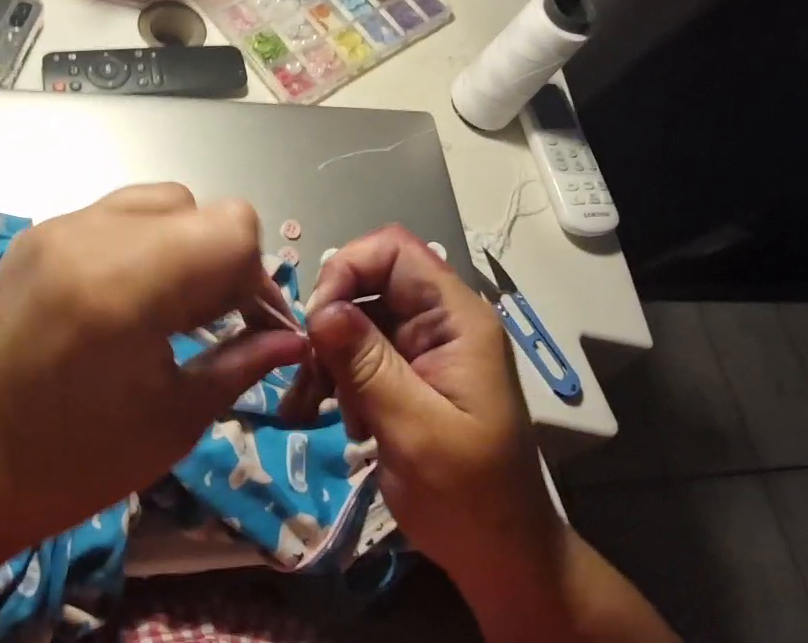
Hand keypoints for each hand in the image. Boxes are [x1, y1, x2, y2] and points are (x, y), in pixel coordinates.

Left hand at [0, 184, 307, 552]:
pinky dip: (142, 243)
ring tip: (169, 306)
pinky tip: (128, 299)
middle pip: (199, 208)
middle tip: (211, 321)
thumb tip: (294, 338)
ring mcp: (57, 229)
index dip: (256, 275)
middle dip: (222, 259)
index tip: (250, 325)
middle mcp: (90, 235)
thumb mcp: (175, 420)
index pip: (232, 226)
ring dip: (183, 243)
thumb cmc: (73, 464)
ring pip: (158, 201)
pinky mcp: (35, 236)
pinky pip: (115, 214)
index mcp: (125, 284)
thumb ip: (242, 363)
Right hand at [279, 226, 562, 584]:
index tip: (316, 321)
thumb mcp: (416, 430)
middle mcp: (440, 322)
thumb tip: (320, 308)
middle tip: (306, 372)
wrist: (501, 557)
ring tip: (306, 405)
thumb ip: (369, 365)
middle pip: (369, 283)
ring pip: (357, 320)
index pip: (395, 251)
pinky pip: (359, 356)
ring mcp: (424, 349)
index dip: (348, 268)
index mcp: (458, 319)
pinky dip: (335, 379)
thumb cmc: (470, 497)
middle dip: (329, 322)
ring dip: (326, 357)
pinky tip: (324, 416)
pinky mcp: (408, 377)